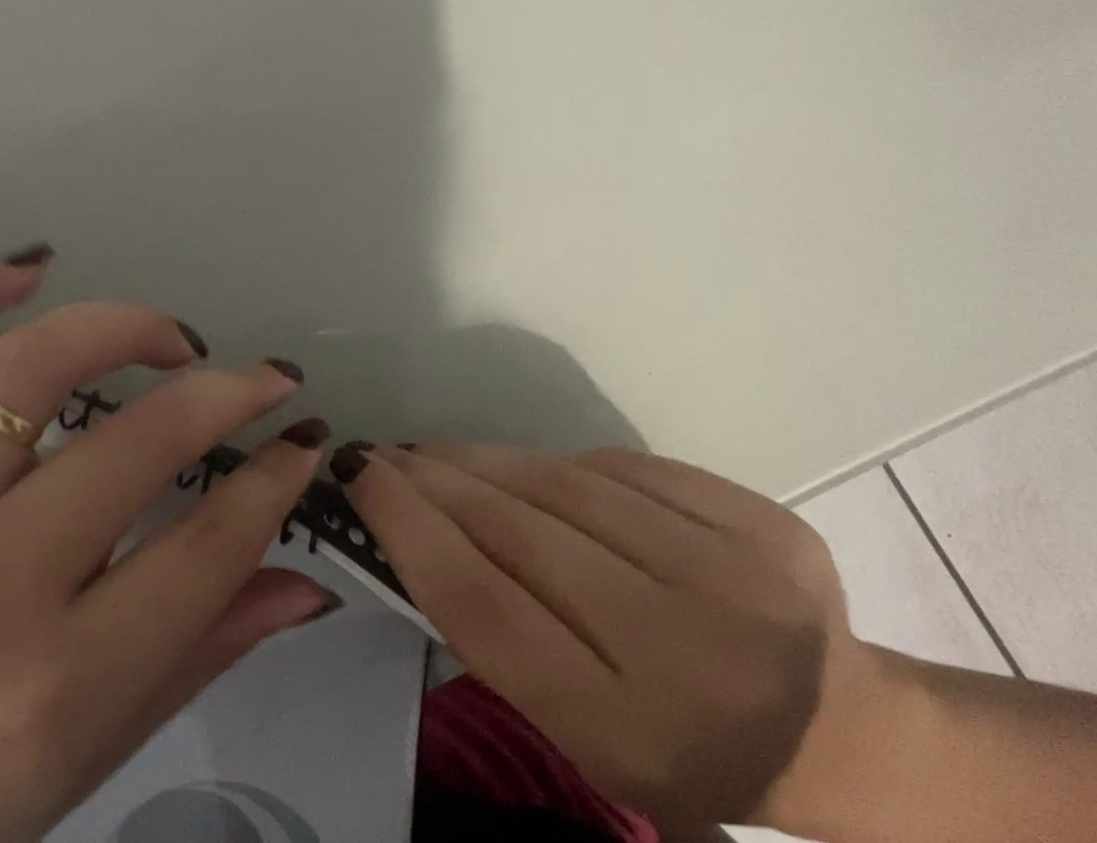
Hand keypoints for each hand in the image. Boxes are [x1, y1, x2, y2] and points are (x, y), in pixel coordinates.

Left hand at [0, 256, 339, 842]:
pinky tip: (23, 268)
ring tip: (171, 336)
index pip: (204, 550)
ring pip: (25, 375)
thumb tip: (302, 580)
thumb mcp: (98, 751)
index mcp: (58, 681)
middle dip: (226, 396)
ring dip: (117, 329)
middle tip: (266, 382)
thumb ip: (202, 653)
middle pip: (134, 449)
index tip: (302, 445)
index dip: (272, 484)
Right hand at [338, 442, 894, 834]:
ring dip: (483, 460)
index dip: (410, 531)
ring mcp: (735, 575)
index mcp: (622, 726)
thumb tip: (417, 526)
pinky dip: (558, 464)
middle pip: (520, 535)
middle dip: (434, 482)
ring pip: (567, 488)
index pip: (485, 606)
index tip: (360, 480)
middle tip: (382, 456)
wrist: (840, 735)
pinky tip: (528, 472)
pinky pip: (624, 469)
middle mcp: (683, 648)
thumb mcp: (570, 728)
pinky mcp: (764, 522)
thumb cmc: (673, 746)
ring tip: (435, 453)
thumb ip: (495, 636)